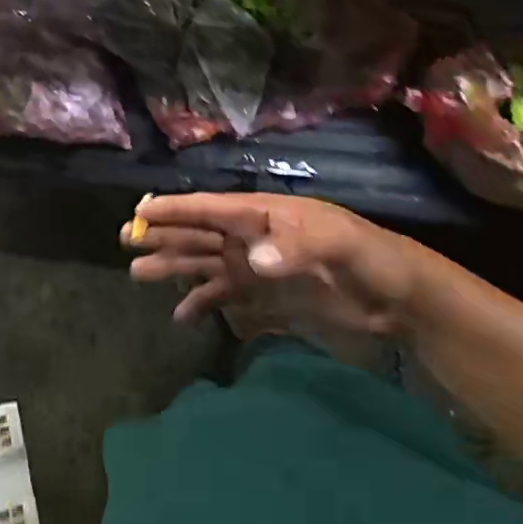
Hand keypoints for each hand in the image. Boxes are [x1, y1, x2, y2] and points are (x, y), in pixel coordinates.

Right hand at [122, 192, 431, 333]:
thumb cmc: (367, 257)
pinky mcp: (265, 295)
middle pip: (199, 233)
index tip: (141, 210)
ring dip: (173, 266)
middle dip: (163, 234)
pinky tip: (181, 315)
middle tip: (126, 238)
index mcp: (264, 214)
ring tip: (137, 272)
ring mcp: (256, 266)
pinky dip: (202, 302)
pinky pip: (224, 295)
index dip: (176, 208)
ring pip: (204, 262)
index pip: (211, 208)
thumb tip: (252, 261)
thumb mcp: (338, 244)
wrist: (396, 297)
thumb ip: (295, 248)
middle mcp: (252, 236)